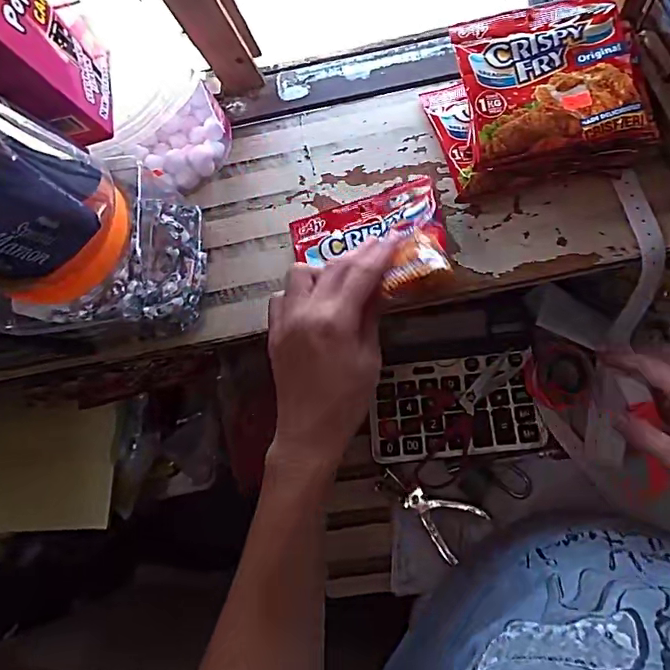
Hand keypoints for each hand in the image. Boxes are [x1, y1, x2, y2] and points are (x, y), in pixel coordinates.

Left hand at [265, 235, 397, 481]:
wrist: (307, 432)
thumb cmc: (348, 400)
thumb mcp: (371, 357)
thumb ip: (371, 316)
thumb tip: (379, 287)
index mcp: (335, 321)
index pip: (361, 272)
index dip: (381, 252)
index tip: (395, 237)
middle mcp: (306, 312)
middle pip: (334, 266)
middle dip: (360, 253)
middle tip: (379, 245)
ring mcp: (286, 320)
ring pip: (301, 272)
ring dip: (325, 267)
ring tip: (344, 277)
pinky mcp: (274, 330)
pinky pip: (284, 294)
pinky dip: (301, 289)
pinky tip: (315, 300)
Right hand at [612, 344, 669, 538]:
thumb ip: (645, 435)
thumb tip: (613, 415)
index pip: (650, 363)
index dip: (622, 357)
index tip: (598, 354)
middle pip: (667, 355)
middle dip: (638, 355)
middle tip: (611, 364)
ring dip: (655, 368)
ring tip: (630, 381)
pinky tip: (662, 403)